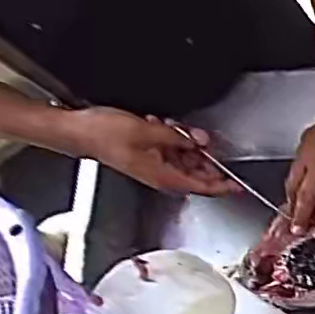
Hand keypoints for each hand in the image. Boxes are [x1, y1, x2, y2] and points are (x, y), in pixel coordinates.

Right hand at [51, 108, 239, 195]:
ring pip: (183, 159)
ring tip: (175, 128)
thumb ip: (178, 138)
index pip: (206, 187)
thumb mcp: (148, 131)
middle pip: (197, 172)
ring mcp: (155, 167)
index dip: (224, 186)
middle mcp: (164, 177)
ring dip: (184, 144)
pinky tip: (161, 126)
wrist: (75, 130)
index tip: (239, 185)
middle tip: (203, 138)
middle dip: (203, 156)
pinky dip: (169, 140)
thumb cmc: (104, 134)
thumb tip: (200, 141)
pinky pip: (168, 152)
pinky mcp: (147, 157)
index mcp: (167, 178)